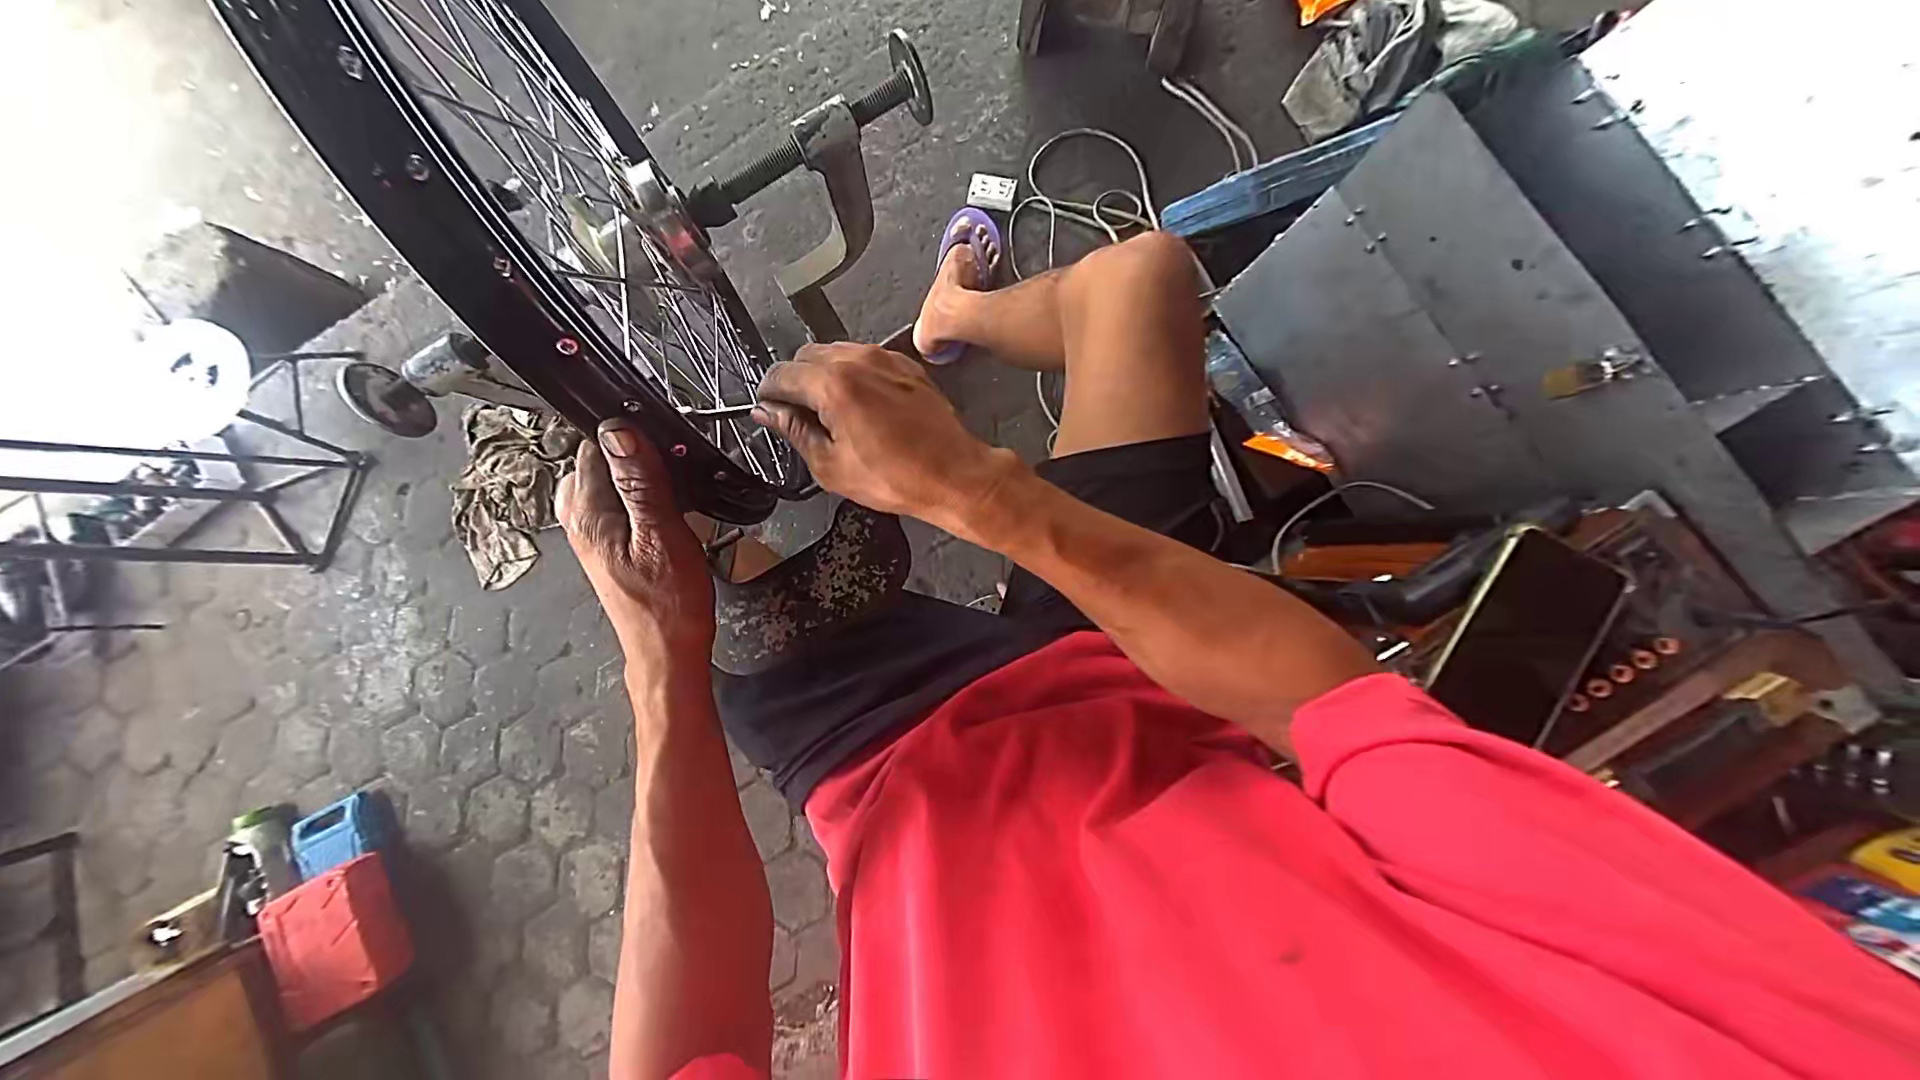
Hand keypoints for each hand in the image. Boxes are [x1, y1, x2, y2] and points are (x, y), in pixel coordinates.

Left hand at [556, 420, 713, 665]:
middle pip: (599, 461)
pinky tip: (670, 510)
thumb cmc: (667, 604)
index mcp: (586, 513)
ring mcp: (594, 534)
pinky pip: (621, 504)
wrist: (667, 649)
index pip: (595, 445)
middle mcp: (581, 521)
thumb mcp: (662, 534)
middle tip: (675, 470)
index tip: (665, 444)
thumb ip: (641, 483)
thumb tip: (620, 432)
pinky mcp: (611, 545)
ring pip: (612, 482)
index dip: (632, 436)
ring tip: (676, 492)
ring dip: (643, 478)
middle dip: (637, 455)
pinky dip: (645, 498)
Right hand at [754, 343, 1020, 527]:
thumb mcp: (831, 465)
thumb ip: (795, 431)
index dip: (769, 395)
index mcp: (834, 384)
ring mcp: (886, 359)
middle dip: (795, 383)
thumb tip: (771, 414)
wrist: (953, 474)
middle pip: (805, 357)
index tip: (770, 411)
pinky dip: (853, 376)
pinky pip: (865, 360)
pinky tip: (861, 408)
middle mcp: (859, 361)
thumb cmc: (899, 477)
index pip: (781, 374)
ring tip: (832, 415)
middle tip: (799, 417)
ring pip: (835, 353)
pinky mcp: (906, 366)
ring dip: (823, 377)